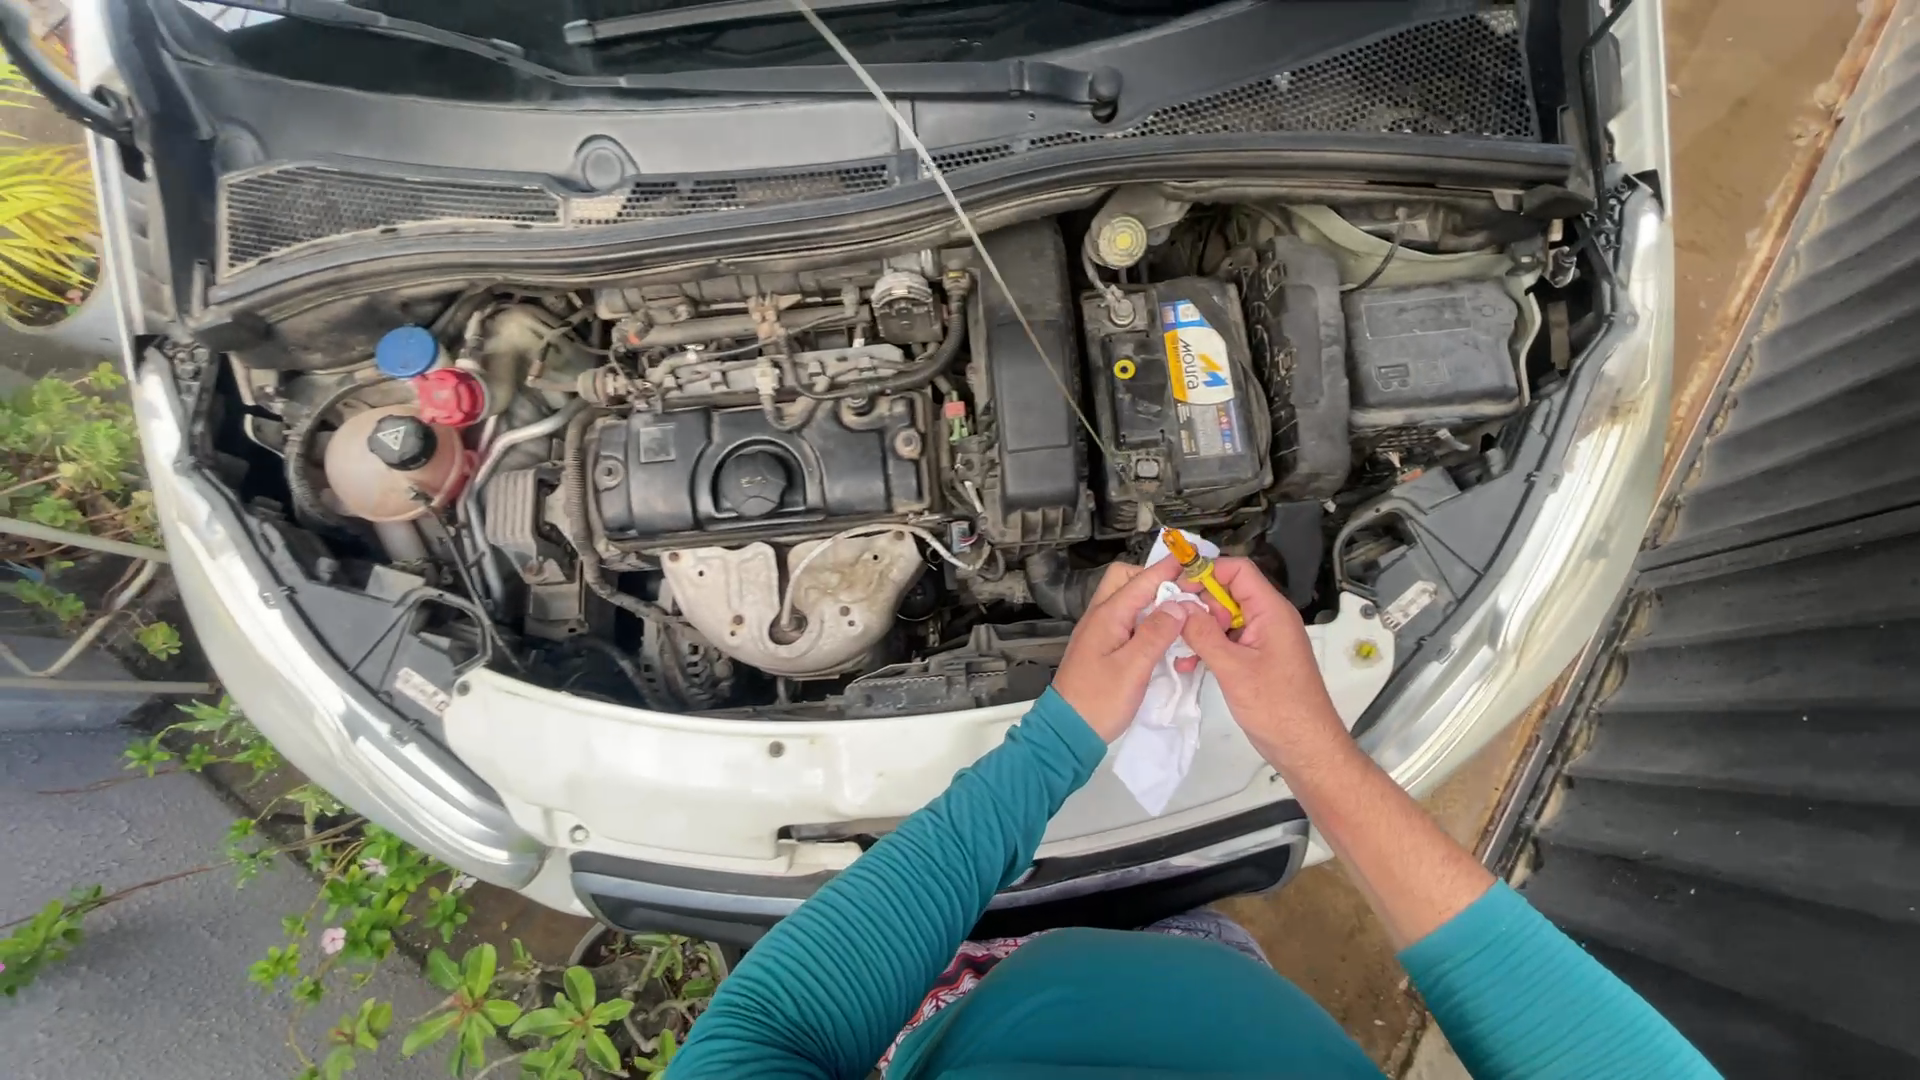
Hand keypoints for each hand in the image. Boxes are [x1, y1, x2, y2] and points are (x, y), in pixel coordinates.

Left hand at [1050, 558, 1192, 741]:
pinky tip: (1164, 636)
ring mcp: (1099, 631)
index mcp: (1107, 616)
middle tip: (1183, 593)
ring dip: (1151, 600)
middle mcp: (1100, 617)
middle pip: (1125, 580)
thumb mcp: (1133, 669)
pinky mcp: (1103, 647)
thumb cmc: (1099, 701)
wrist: (1068, 731)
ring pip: (1126, 600)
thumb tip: (1179, 605)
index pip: (1140, 580)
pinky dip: (1146, 620)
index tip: (1194, 560)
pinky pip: (1126, 621)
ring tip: (1180, 614)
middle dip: (1154, 579)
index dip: (1168, 569)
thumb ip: (1156, 634)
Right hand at [1179, 558, 1347, 762]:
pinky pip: (1226, 639)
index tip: (1176, 586)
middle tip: (1172, 621)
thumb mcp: (1233, 668)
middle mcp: (1267, 618)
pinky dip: (1206, 646)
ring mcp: (1261, 638)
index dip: (1205, 571)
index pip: (1237, 570)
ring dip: (1198, 628)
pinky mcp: (1255, 657)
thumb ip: (1202, 633)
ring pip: (1222, 617)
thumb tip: (1177, 606)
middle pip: (1226, 592)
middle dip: (1197, 603)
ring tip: (1177, 646)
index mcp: (1271, 611)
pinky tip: (1188, 663)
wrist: (1304, 748)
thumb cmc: (1277, 707)